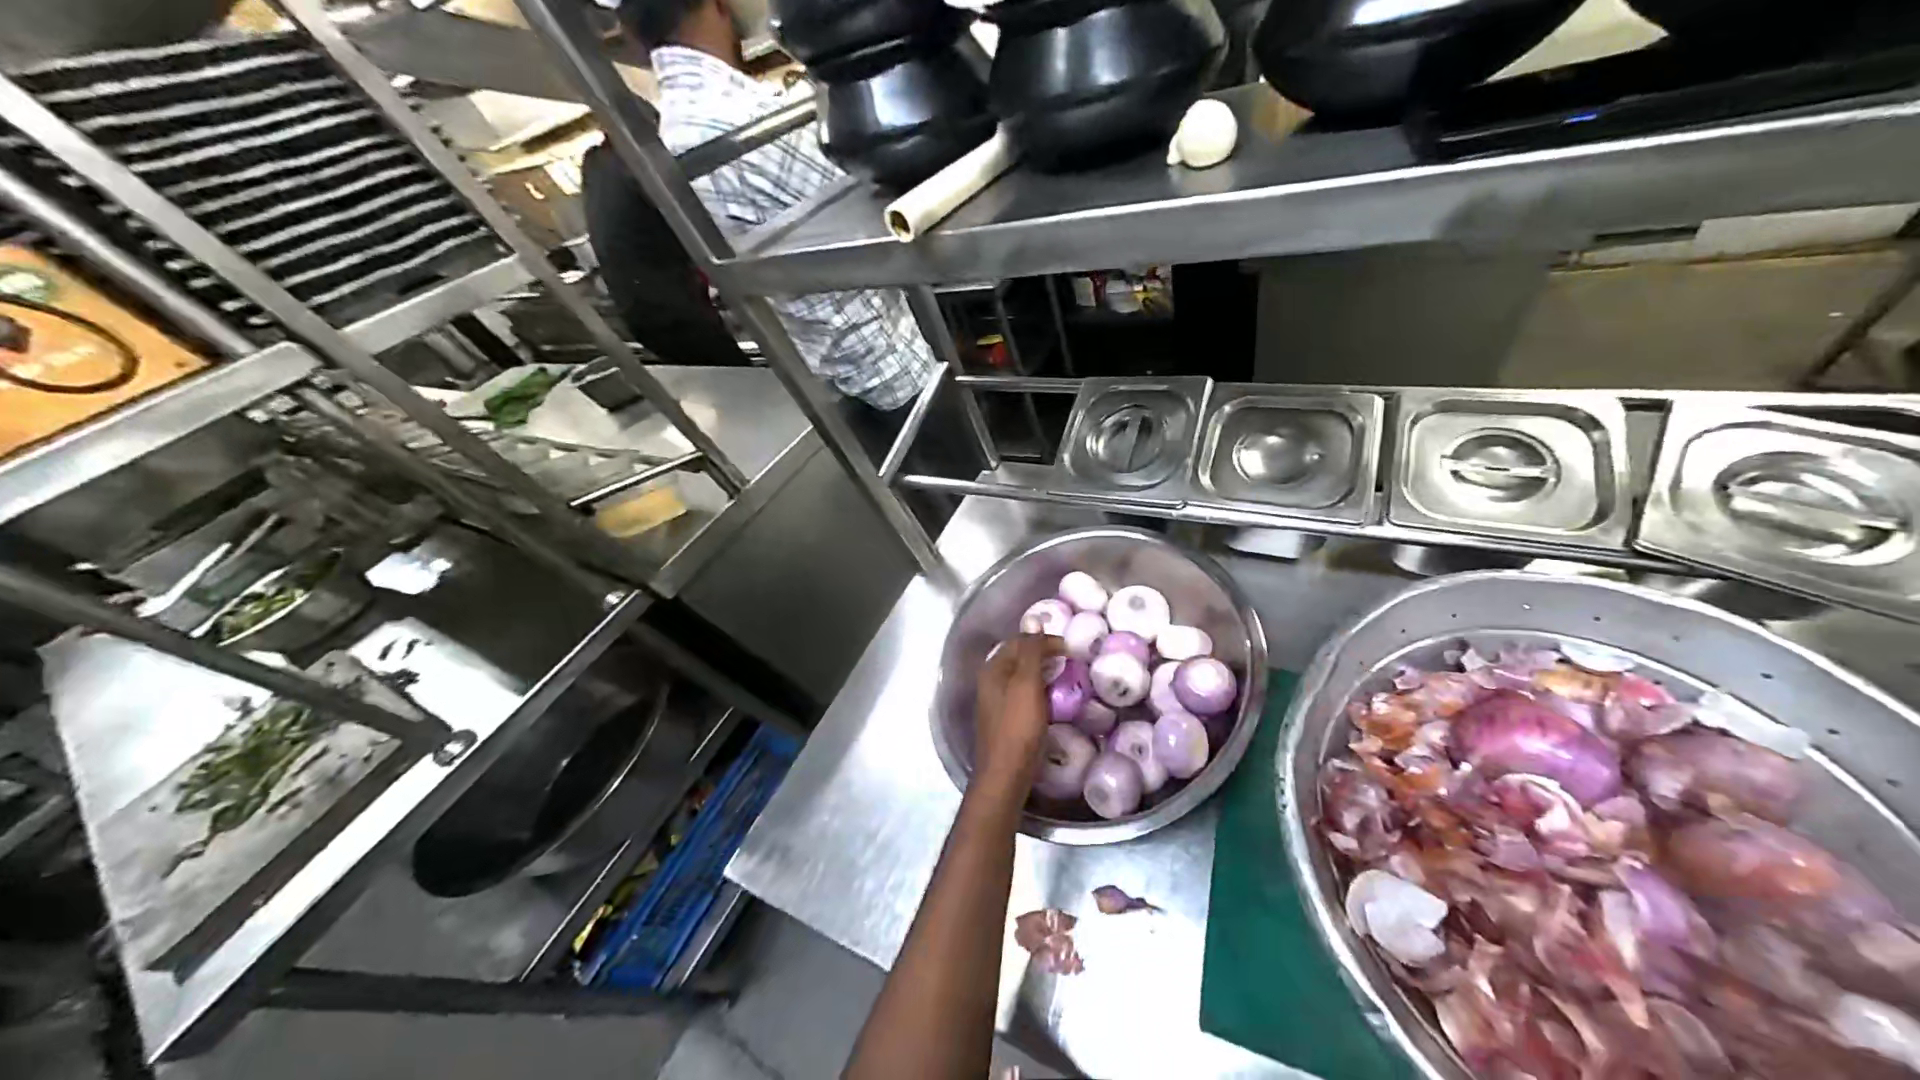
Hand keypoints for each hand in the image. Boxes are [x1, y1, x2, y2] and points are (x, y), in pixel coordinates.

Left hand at [973, 633, 1063, 792]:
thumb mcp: (1026, 685)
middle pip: (1018, 658)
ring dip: (1042, 672)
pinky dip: (1039, 690)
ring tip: (1066, 676)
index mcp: (993, 669)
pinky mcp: (1005, 719)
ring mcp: (996, 702)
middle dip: (1043, 654)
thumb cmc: (1018, 727)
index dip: (1043, 640)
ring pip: (1021, 677)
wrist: (1005, 775)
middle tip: (1070, 660)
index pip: (1019, 641)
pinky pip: (1023, 695)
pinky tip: (1053, 699)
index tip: (1070, 648)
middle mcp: (990, 682)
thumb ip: (1031, 653)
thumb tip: (1034, 621)